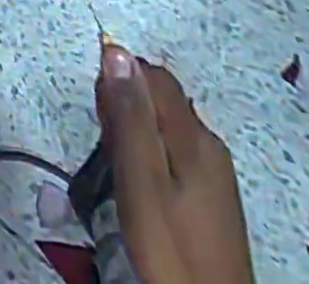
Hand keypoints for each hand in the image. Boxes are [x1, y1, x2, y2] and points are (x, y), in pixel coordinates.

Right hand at [96, 45, 253, 283]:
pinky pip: (173, 157)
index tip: (94, 103)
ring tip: (108, 166)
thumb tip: (117, 52)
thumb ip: (130, 118)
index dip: (120, 76)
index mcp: (195, 137)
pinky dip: (146, 157)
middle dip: (125, 105)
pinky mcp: (209, 202)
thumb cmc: (169, 255)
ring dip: (132, 133)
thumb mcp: (142, 184)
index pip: (155, 77)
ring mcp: (213, 176)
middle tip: (100, 142)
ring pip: (165, 130)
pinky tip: (132, 187)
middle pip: (161, 101)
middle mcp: (209, 146)